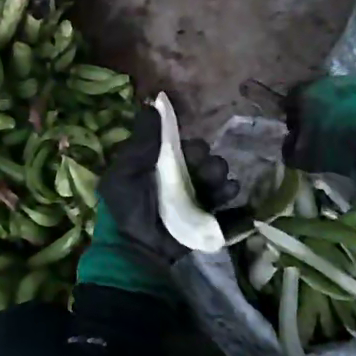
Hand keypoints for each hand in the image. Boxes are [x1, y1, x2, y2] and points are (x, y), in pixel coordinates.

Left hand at [75, 104, 237, 297]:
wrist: (138, 248)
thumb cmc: (127, 207)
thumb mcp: (125, 172)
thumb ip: (141, 141)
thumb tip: (151, 106)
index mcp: (159, 160)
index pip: (180, 141)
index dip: (185, 141)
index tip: (186, 147)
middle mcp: (180, 172)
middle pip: (202, 154)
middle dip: (204, 157)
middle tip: (199, 165)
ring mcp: (196, 192)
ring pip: (216, 171)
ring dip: (217, 171)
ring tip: (212, 180)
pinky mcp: (208, 211)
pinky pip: (226, 194)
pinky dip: (229, 190)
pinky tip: (227, 191)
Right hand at [283, 75, 355, 177]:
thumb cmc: (334, 149)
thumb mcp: (302, 158)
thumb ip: (289, 148)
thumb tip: (290, 141)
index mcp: (305, 94)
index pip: (291, 100)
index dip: (293, 115)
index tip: (297, 130)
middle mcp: (326, 81)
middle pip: (315, 91)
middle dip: (314, 106)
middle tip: (319, 126)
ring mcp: (353, 81)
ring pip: (339, 86)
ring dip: (337, 98)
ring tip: (342, 116)